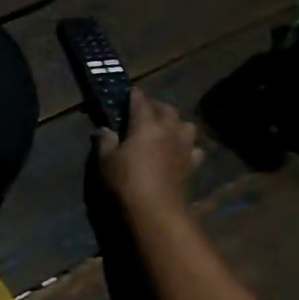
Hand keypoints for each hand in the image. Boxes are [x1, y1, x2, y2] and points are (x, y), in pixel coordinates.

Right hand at [96, 90, 201, 211]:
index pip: (141, 103)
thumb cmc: (125, 180)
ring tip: (166, 127)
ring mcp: (184, 147)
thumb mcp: (105, 160)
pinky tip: (180, 150)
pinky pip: (193, 148)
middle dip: (156, 105)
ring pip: (186, 125)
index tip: (131, 90)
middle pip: (167, 110)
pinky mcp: (192, 164)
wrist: (155, 208)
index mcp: (146, 125)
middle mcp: (169, 130)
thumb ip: (105, 141)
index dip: (135, 95)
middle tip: (145, 108)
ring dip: (176, 122)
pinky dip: (187, 145)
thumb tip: (105, 129)